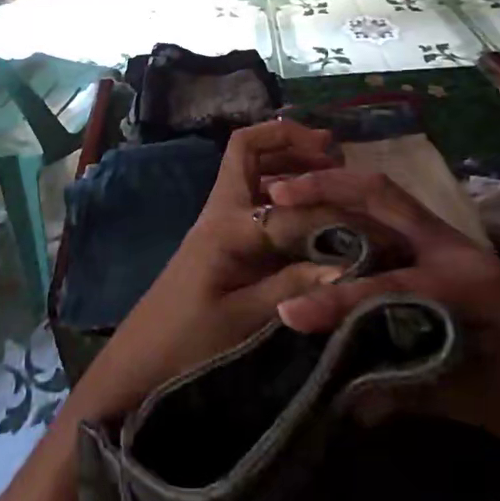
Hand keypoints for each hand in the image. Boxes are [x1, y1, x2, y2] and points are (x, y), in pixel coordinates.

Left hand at [65, 120, 360, 421]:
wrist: (138, 360)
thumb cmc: (185, 343)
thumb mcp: (242, 321)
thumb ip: (291, 287)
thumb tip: (346, 266)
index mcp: (225, 227)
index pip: (285, 201)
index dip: (325, 207)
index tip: (361, 219)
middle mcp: (221, 210)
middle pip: (249, 148)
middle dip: (290, 140)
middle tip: (333, 150)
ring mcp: (220, 219)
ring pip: (252, 165)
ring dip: (287, 155)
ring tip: (329, 165)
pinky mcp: (223, 234)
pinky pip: (255, 191)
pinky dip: (283, 183)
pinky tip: (310, 202)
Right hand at [268, 168, 499, 477]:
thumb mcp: (492, 404)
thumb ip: (418, 390)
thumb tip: (350, 399)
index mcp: (467, 279)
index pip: (387, 284)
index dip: (336, 301)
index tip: (289, 314)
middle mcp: (457, 252)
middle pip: (387, 200)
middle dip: (332, 189)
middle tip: (280, 189)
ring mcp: (459, 255)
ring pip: (393, 209)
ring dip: (346, 197)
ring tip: (297, 194)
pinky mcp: (460, 269)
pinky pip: (403, 237)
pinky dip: (365, 228)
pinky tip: (338, 237)